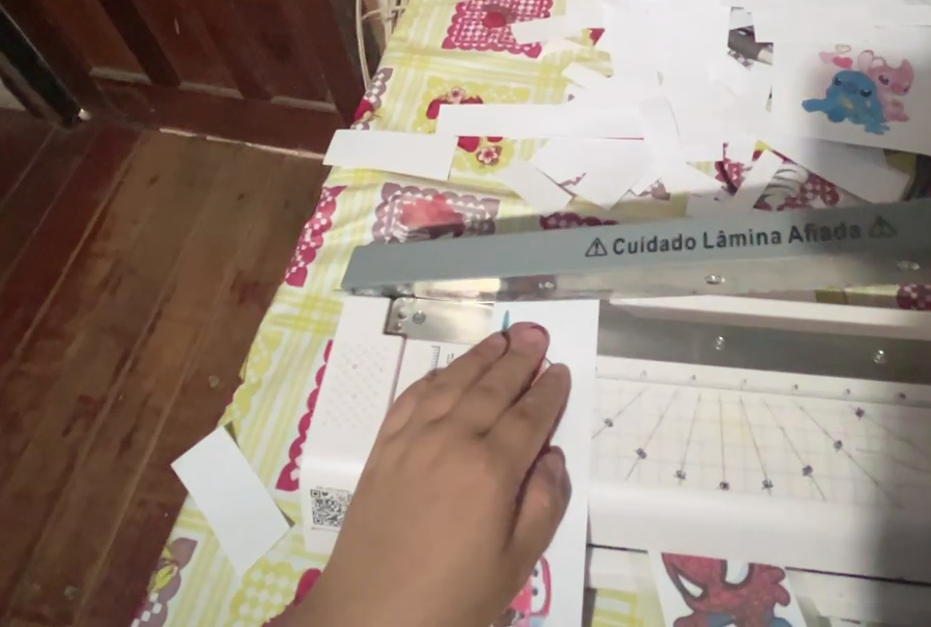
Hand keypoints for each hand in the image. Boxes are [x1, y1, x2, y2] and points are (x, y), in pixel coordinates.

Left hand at [284, 322, 571, 626]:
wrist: (369, 616)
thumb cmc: (452, 598)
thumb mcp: (516, 565)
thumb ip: (544, 505)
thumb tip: (552, 455)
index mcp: (491, 470)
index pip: (529, 416)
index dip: (548, 391)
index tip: (560, 369)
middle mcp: (453, 440)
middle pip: (494, 386)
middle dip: (519, 358)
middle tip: (536, 332)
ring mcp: (414, 438)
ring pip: (454, 381)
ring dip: (480, 356)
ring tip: (501, 337)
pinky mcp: (384, 446)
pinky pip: (413, 396)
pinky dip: (435, 376)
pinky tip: (447, 369)